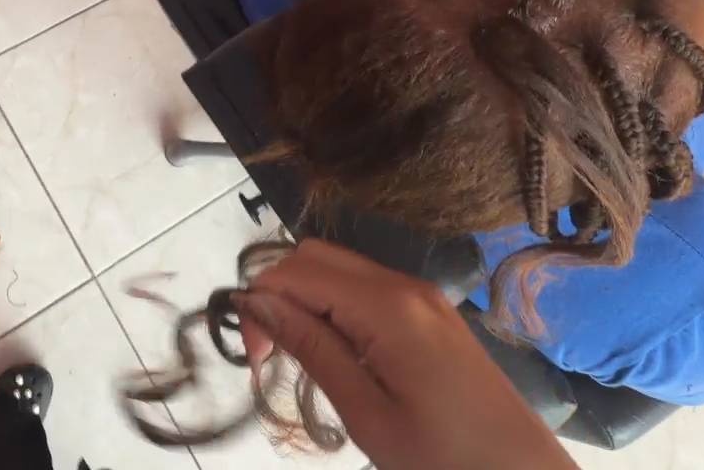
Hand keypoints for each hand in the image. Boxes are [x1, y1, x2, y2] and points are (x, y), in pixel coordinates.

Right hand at [237, 240, 574, 469]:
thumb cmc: (449, 463)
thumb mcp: (370, 415)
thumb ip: (311, 347)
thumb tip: (254, 300)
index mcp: (386, 305)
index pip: (295, 271)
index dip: (260, 302)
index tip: (255, 358)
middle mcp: (400, 282)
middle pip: (312, 255)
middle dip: (277, 291)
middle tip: (271, 354)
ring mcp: (419, 294)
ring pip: (335, 266)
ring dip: (303, 297)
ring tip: (299, 355)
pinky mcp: (429, 311)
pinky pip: (361, 286)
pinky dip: (332, 304)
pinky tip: (335, 351)